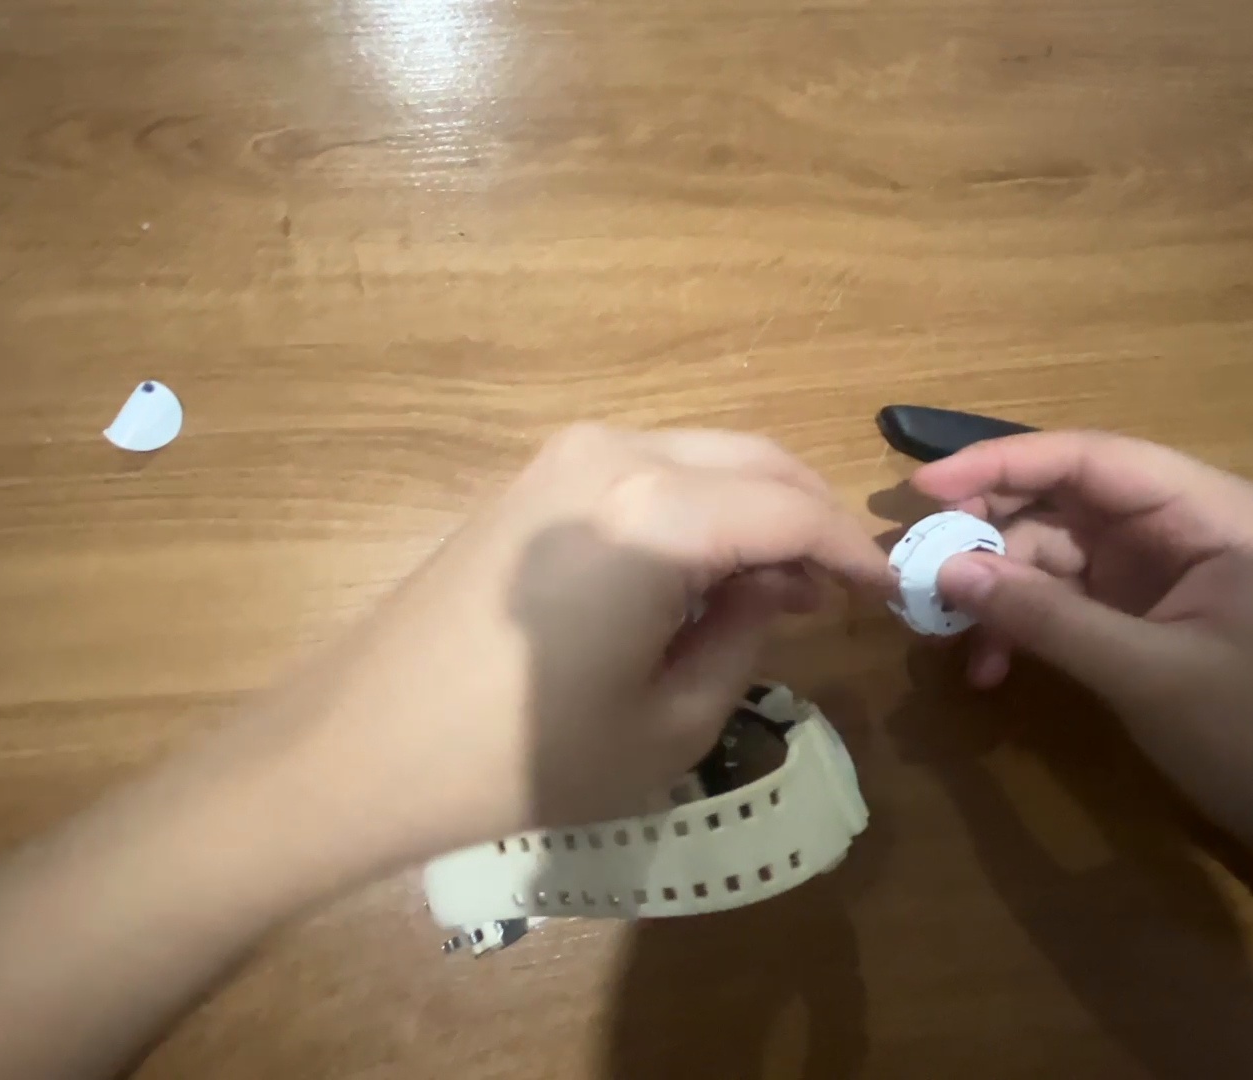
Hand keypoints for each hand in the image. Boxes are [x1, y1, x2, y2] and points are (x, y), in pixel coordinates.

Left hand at [295, 424, 889, 858]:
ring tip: (775, 586)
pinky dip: (697, 507)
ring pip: (703, 458)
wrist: (362, 745)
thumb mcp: (671, 721)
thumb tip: (777, 585)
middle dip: (809, 518)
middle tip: (837, 589)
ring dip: (754, 509)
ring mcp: (564, 456)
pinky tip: (702, 565)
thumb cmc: (523, 756)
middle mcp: (614, 454)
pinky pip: (648, 472)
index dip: (851, 552)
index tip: (889, 593)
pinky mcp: (534, 479)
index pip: (791, 511)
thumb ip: (745, 634)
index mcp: (657, 513)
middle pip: (754, 462)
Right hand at [912, 431, 1252, 858]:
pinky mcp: (1133, 610)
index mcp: (1209, 511)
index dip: (1000, 463)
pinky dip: (1015, 624)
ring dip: (993, 592)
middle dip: (986, 534)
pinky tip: (987, 667)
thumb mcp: (1147, 674)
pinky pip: (1054, 597)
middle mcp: (1176, 525)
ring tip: (947, 637)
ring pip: (1045, 552)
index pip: (1089, 457)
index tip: (923, 488)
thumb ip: (1044, 617)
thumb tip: (944, 571)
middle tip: (922, 568)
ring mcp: (1152, 569)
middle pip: (1058, 501)